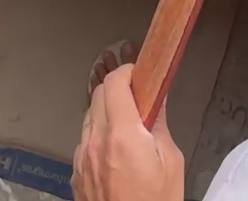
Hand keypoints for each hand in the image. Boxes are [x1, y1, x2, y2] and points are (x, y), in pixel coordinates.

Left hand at [73, 65, 183, 200]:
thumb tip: (157, 97)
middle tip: (138, 97)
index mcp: (121, 135)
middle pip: (98, 94)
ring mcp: (81, 160)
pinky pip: (84, 140)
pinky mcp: (75, 175)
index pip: (114, 83)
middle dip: (118, 88)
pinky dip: (97, 134)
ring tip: (127, 125)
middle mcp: (95, 142)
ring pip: (89, 116)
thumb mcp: (171, 161)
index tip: (141, 76)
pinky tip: (114, 150)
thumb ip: (160, 124)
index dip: (128, 72)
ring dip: (106, 110)